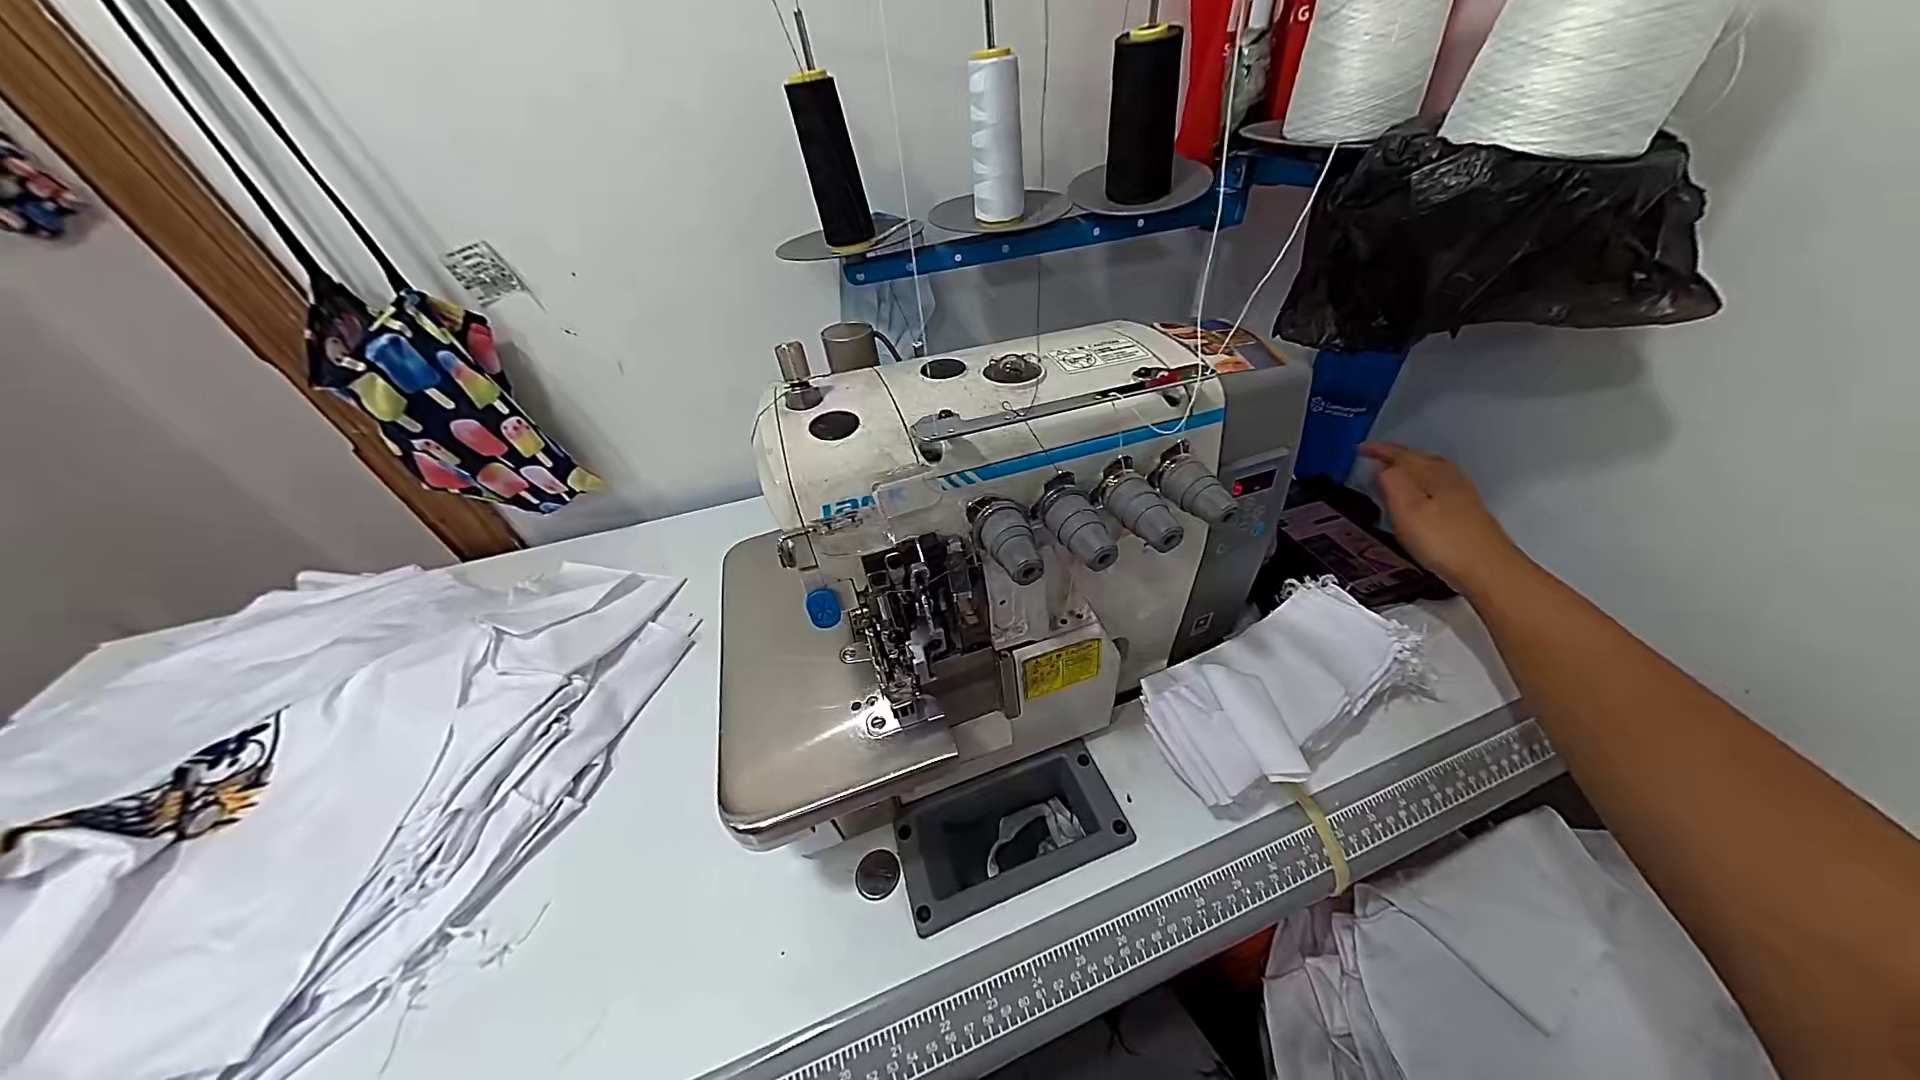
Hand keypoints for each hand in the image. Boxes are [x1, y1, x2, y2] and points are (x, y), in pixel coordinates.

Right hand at [1358, 442, 1532, 596]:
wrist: (1487, 570)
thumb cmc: (1444, 541)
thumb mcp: (1407, 509)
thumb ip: (1391, 483)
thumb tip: (1382, 468)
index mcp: (1433, 475)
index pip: (1402, 455)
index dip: (1380, 450)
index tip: (1361, 448)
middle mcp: (1450, 480)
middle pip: (1419, 459)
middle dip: (1396, 455)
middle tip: (1375, 457)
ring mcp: (1462, 496)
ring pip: (1432, 471)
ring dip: (1411, 468)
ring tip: (1394, 473)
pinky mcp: (1466, 513)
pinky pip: (1439, 486)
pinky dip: (1423, 483)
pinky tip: (1420, 497)